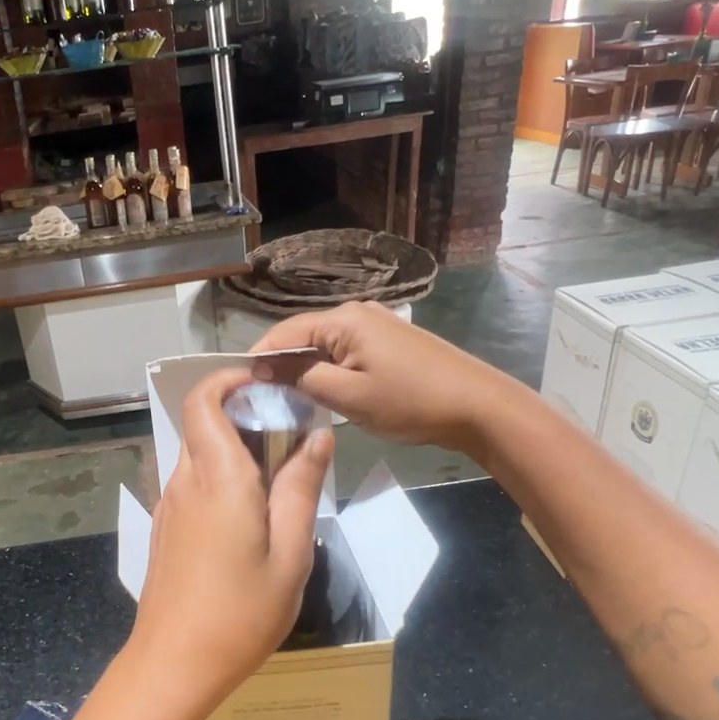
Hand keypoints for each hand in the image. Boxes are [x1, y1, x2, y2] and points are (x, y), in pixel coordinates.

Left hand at [125, 368, 333, 719]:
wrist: (173, 665)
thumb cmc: (241, 613)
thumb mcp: (290, 554)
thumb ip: (301, 489)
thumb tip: (316, 436)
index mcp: (218, 477)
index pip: (205, 401)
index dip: (230, 382)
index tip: (270, 390)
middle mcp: (185, 482)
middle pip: (203, 425)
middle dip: (243, 418)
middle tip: (291, 442)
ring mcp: (169, 507)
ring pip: (199, 457)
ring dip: (234, 453)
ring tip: (279, 485)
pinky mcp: (165, 530)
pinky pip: (193, 486)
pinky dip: (221, 482)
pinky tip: (250, 520)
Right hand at [251, 301, 500, 450]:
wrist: (477, 406)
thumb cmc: (409, 402)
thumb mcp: (348, 396)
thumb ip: (303, 379)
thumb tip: (267, 367)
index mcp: (344, 320)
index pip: (284, 332)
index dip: (260, 358)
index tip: (240, 385)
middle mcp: (357, 313)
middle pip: (303, 336)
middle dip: (281, 364)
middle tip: (261, 397)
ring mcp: (376, 325)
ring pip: (324, 346)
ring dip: (305, 369)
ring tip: (288, 399)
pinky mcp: (390, 342)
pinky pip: (345, 352)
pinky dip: (329, 370)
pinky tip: (324, 392)